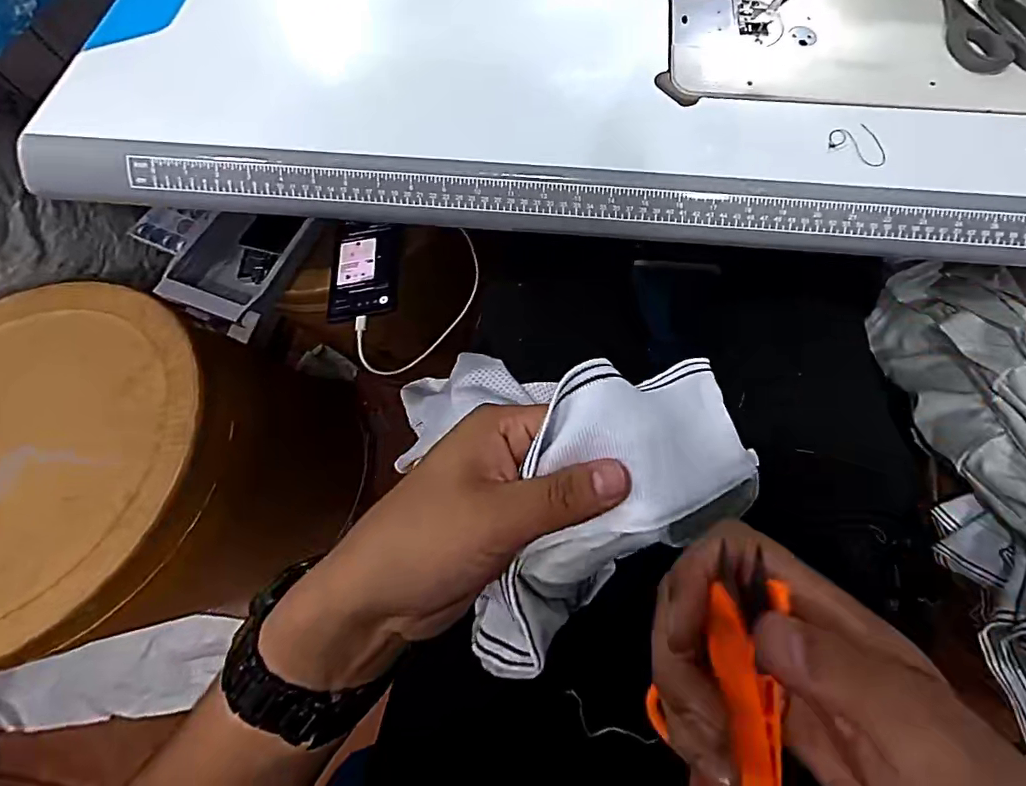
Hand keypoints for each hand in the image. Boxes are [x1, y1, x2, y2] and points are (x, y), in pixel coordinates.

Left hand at [259, 403, 629, 690]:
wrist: (369, 607)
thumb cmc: (427, 543)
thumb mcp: (499, 516)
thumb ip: (563, 494)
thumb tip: (625, 470)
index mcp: (499, 427)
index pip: (567, 419)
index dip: (608, 437)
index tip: (655, 459)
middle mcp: (505, 449)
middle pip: (568, 454)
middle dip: (603, 476)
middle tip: (656, 494)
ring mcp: (504, 488)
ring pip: (561, 490)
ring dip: (590, 506)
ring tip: (642, 517)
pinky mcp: (504, 524)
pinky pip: (549, 518)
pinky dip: (572, 528)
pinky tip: (607, 538)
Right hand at [652, 522, 1025, 785]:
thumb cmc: (968, 781)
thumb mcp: (919, 726)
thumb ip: (848, 674)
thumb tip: (764, 628)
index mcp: (823, 615)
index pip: (738, 551)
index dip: (696, 576)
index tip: (683, 640)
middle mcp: (793, 637)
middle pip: (700, 605)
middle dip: (680, 660)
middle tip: (705, 734)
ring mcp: (781, 685)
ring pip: (697, 660)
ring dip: (685, 709)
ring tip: (717, 772)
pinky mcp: (775, 733)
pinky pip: (713, 716)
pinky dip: (697, 744)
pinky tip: (715, 778)